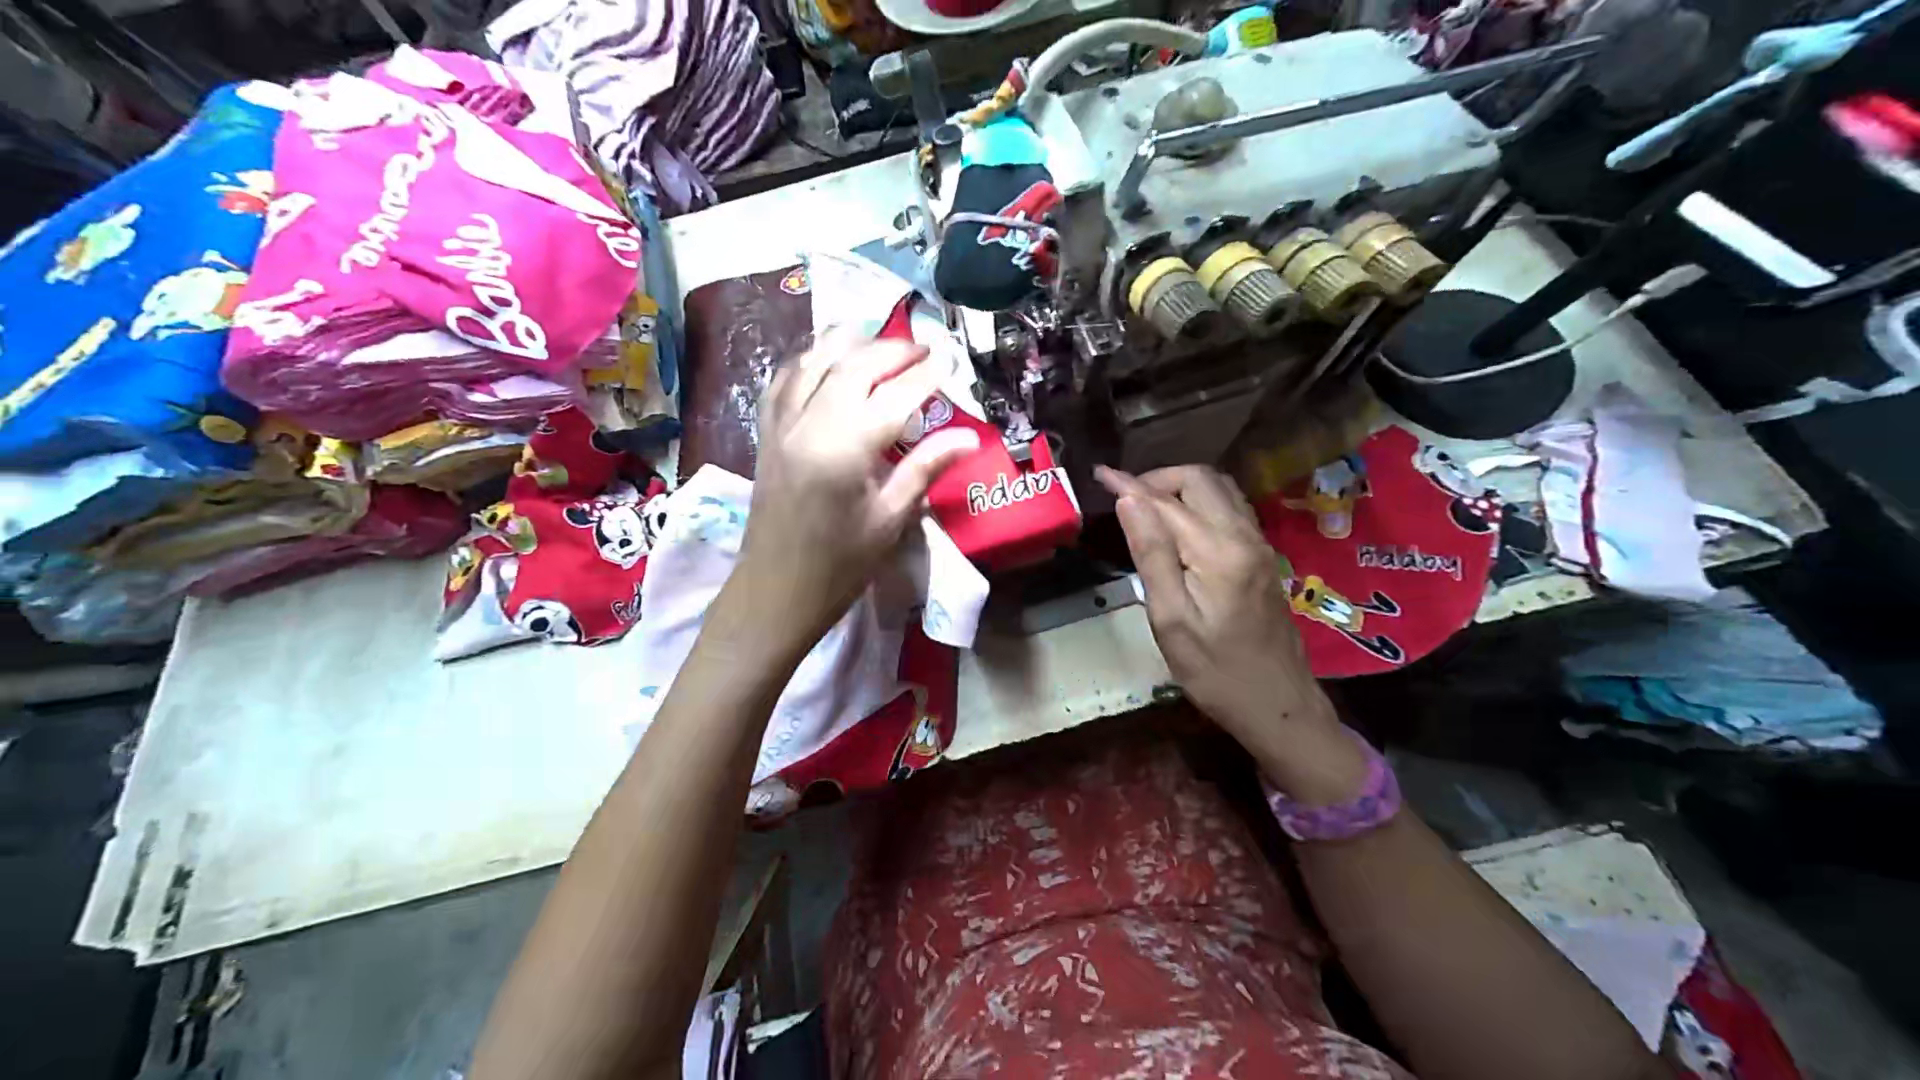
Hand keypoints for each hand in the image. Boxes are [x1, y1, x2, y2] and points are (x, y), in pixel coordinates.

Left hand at [735, 333, 978, 643]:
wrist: (775, 593)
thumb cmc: (840, 566)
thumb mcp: (890, 520)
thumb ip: (925, 468)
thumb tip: (968, 436)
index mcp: (847, 447)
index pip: (896, 395)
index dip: (927, 376)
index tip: (951, 360)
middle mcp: (810, 423)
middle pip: (854, 366)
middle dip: (892, 350)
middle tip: (922, 350)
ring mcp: (782, 425)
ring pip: (813, 362)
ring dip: (847, 344)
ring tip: (875, 338)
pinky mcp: (766, 435)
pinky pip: (783, 382)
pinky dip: (806, 362)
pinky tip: (822, 361)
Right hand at [1096, 464, 1366, 803]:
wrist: (1277, 704)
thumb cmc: (1214, 671)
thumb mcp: (1171, 619)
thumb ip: (1151, 553)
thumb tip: (1128, 499)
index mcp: (1217, 551)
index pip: (1165, 501)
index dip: (1128, 485)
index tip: (1099, 474)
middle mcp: (1243, 535)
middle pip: (1199, 479)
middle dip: (1156, 479)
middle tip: (1122, 498)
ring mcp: (1258, 544)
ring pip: (1218, 488)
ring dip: (1179, 486)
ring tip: (1144, 506)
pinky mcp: (1261, 555)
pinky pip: (1229, 507)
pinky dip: (1198, 500)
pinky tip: (1178, 523)